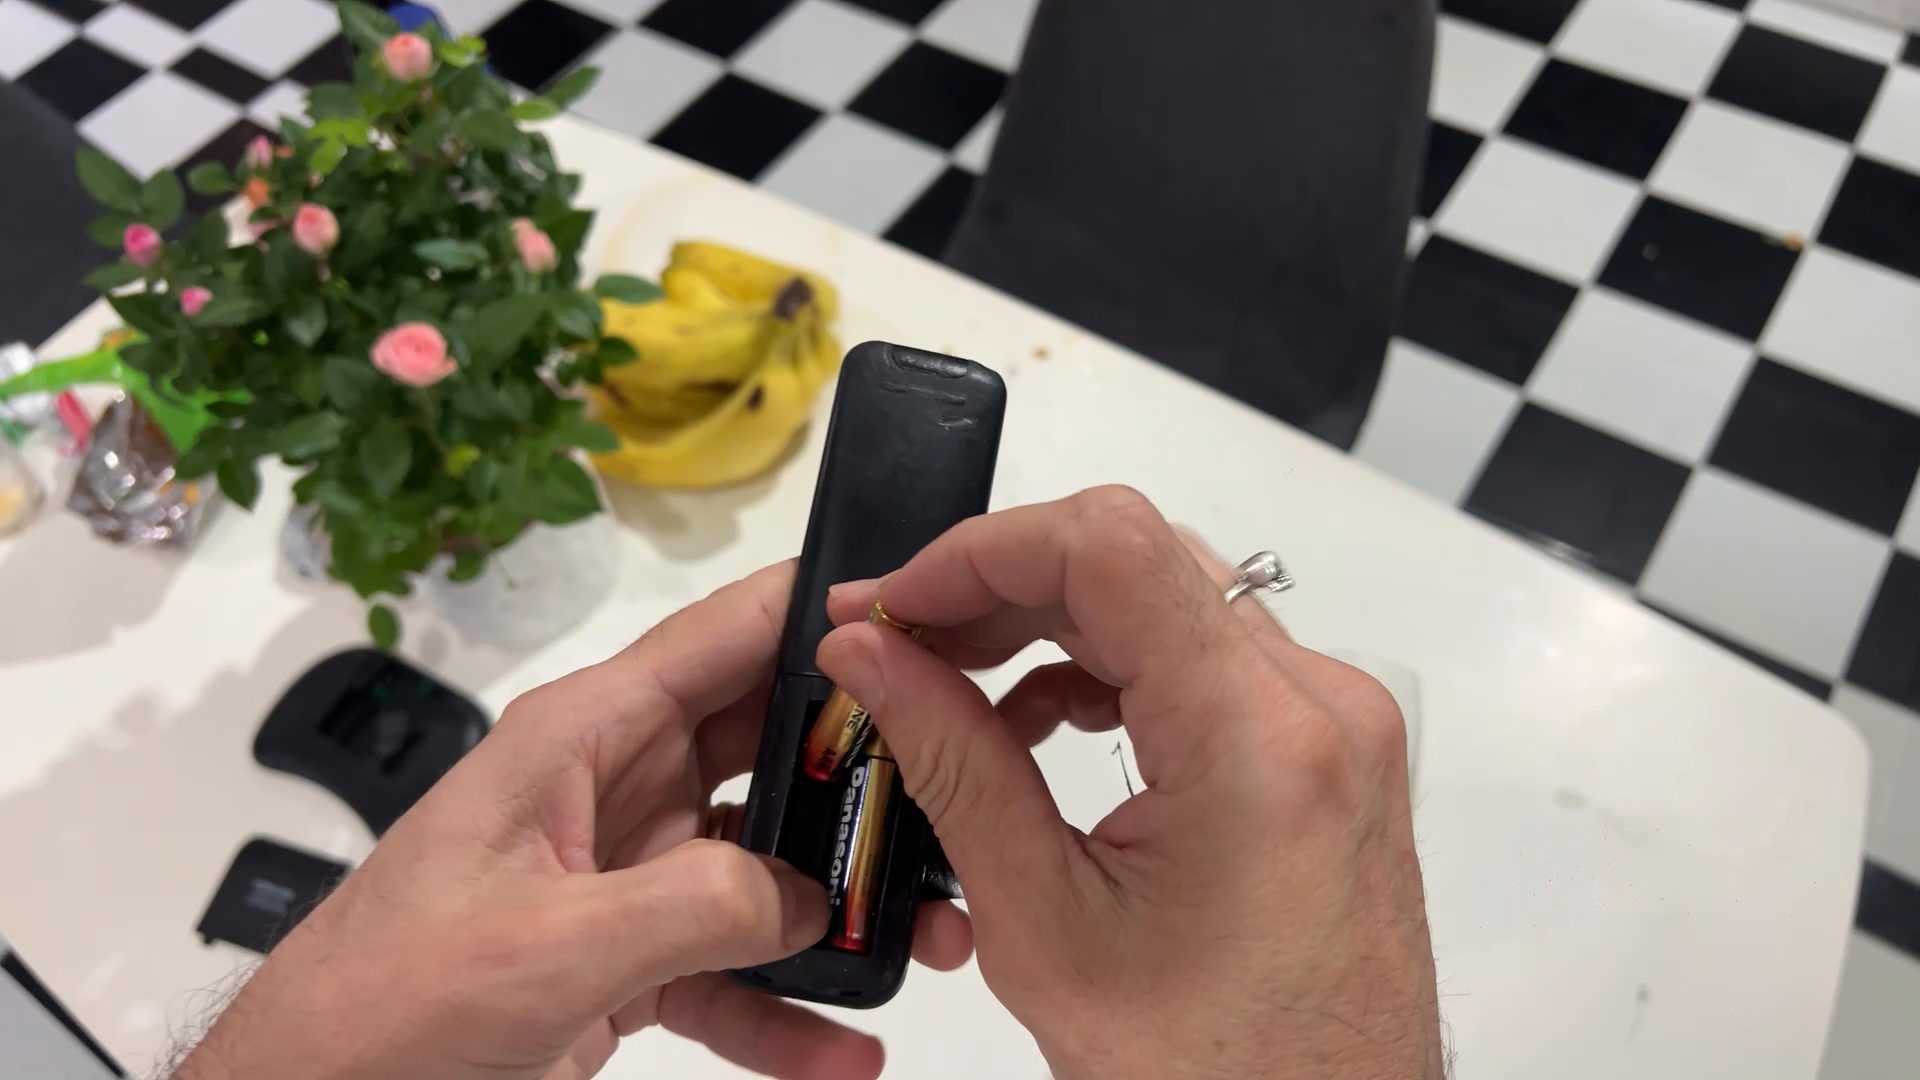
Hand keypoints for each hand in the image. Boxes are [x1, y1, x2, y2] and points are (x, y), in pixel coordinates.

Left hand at [173, 562, 971, 1079]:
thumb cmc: (373, 1024)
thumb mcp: (538, 952)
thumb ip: (689, 906)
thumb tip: (804, 897)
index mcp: (593, 731)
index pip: (725, 635)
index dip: (817, 610)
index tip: (911, 617)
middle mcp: (631, 776)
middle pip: (771, 739)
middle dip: (861, 759)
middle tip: (948, 777)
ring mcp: (644, 860)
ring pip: (772, 848)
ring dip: (842, 889)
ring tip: (924, 928)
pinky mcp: (645, 939)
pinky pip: (738, 952)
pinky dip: (788, 995)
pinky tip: (843, 1044)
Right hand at [821, 487, 1440, 1079]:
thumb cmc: (1208, 1077)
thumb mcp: (1041, 920)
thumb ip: (949, 760)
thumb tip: (868, 656)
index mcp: (1255, 742)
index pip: (1107, 550)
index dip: (982, 551)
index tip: (899, 598)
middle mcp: (1309, 701)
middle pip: (1124, 558)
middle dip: (994, 582)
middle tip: (903, 632)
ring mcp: (1317, 711)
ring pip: (1149, 589)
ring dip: (1037, 617)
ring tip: (951, 676)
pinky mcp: (1303, 730)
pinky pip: (1178, 645)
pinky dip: (1089, 659)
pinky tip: (1030, 714)